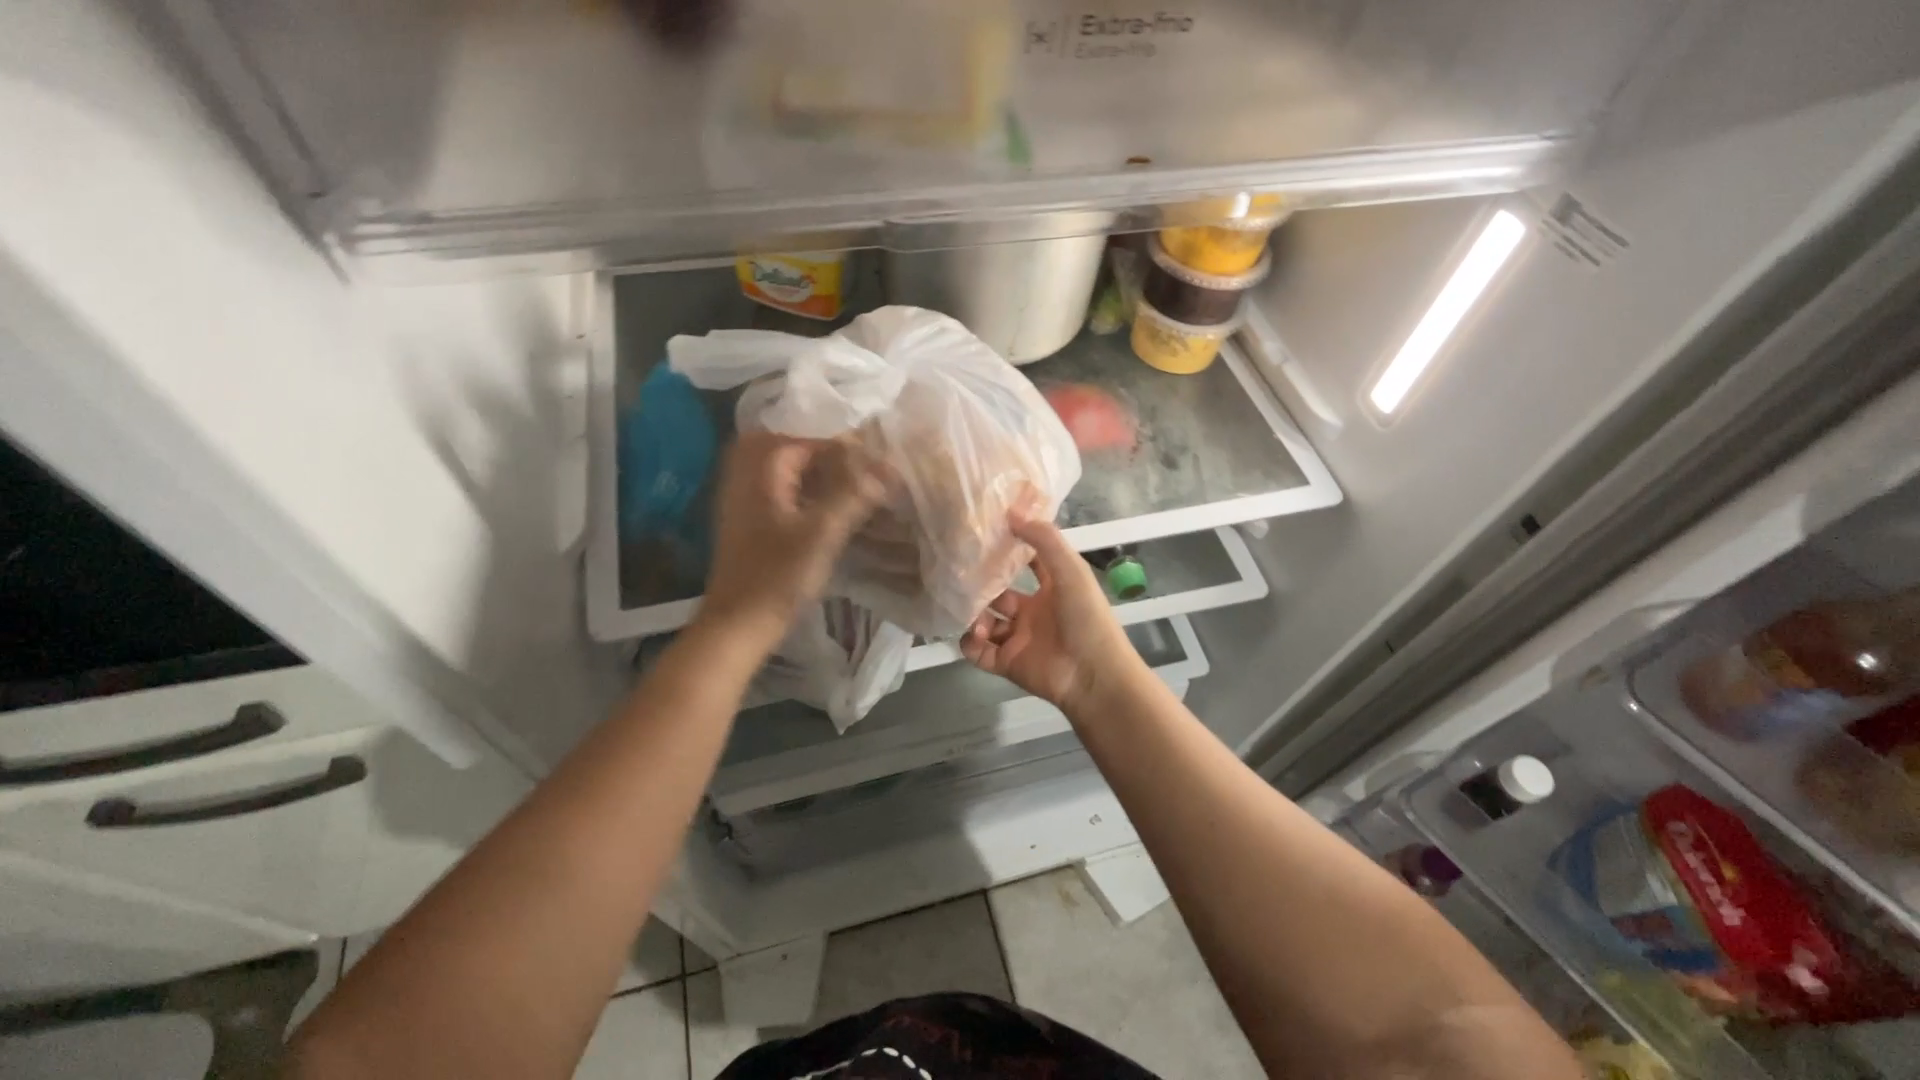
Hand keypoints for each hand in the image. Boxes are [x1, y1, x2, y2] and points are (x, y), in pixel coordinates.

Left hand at [699, 432, 882, 642]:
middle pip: (799, 451)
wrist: (737, 624)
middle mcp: (745, 470)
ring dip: (822, 479)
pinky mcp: (749, 521)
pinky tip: (832, 516)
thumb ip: (855, 494)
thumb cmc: (778, 576)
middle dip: (834, 460)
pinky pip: (784, 493)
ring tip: (857, 495)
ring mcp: (743, 496)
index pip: (814, 442)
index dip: (852, 454)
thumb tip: (890, 466)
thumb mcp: (823, 532)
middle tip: (868, 476)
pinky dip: (809, 496)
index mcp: (760, 463)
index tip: (885, 470)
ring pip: (791, 472)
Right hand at [961, 514, 1142, 712]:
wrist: (1093, 674)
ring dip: (973, 614)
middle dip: (981, 585)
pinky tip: (973, 633)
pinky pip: (978, 651)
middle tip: (962, 574)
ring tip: (973, 611)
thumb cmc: (1086, 617)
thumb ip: (1043, 540)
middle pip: (998, 593)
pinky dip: (969, 642)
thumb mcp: (1070, 570)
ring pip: (984, 621)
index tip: (984, 533)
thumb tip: (1011, 512)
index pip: (1028, 563)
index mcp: (1052, 589)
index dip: (1010, 549)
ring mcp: (1018, 638)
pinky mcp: (1007, 662)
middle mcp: (1033, 612)